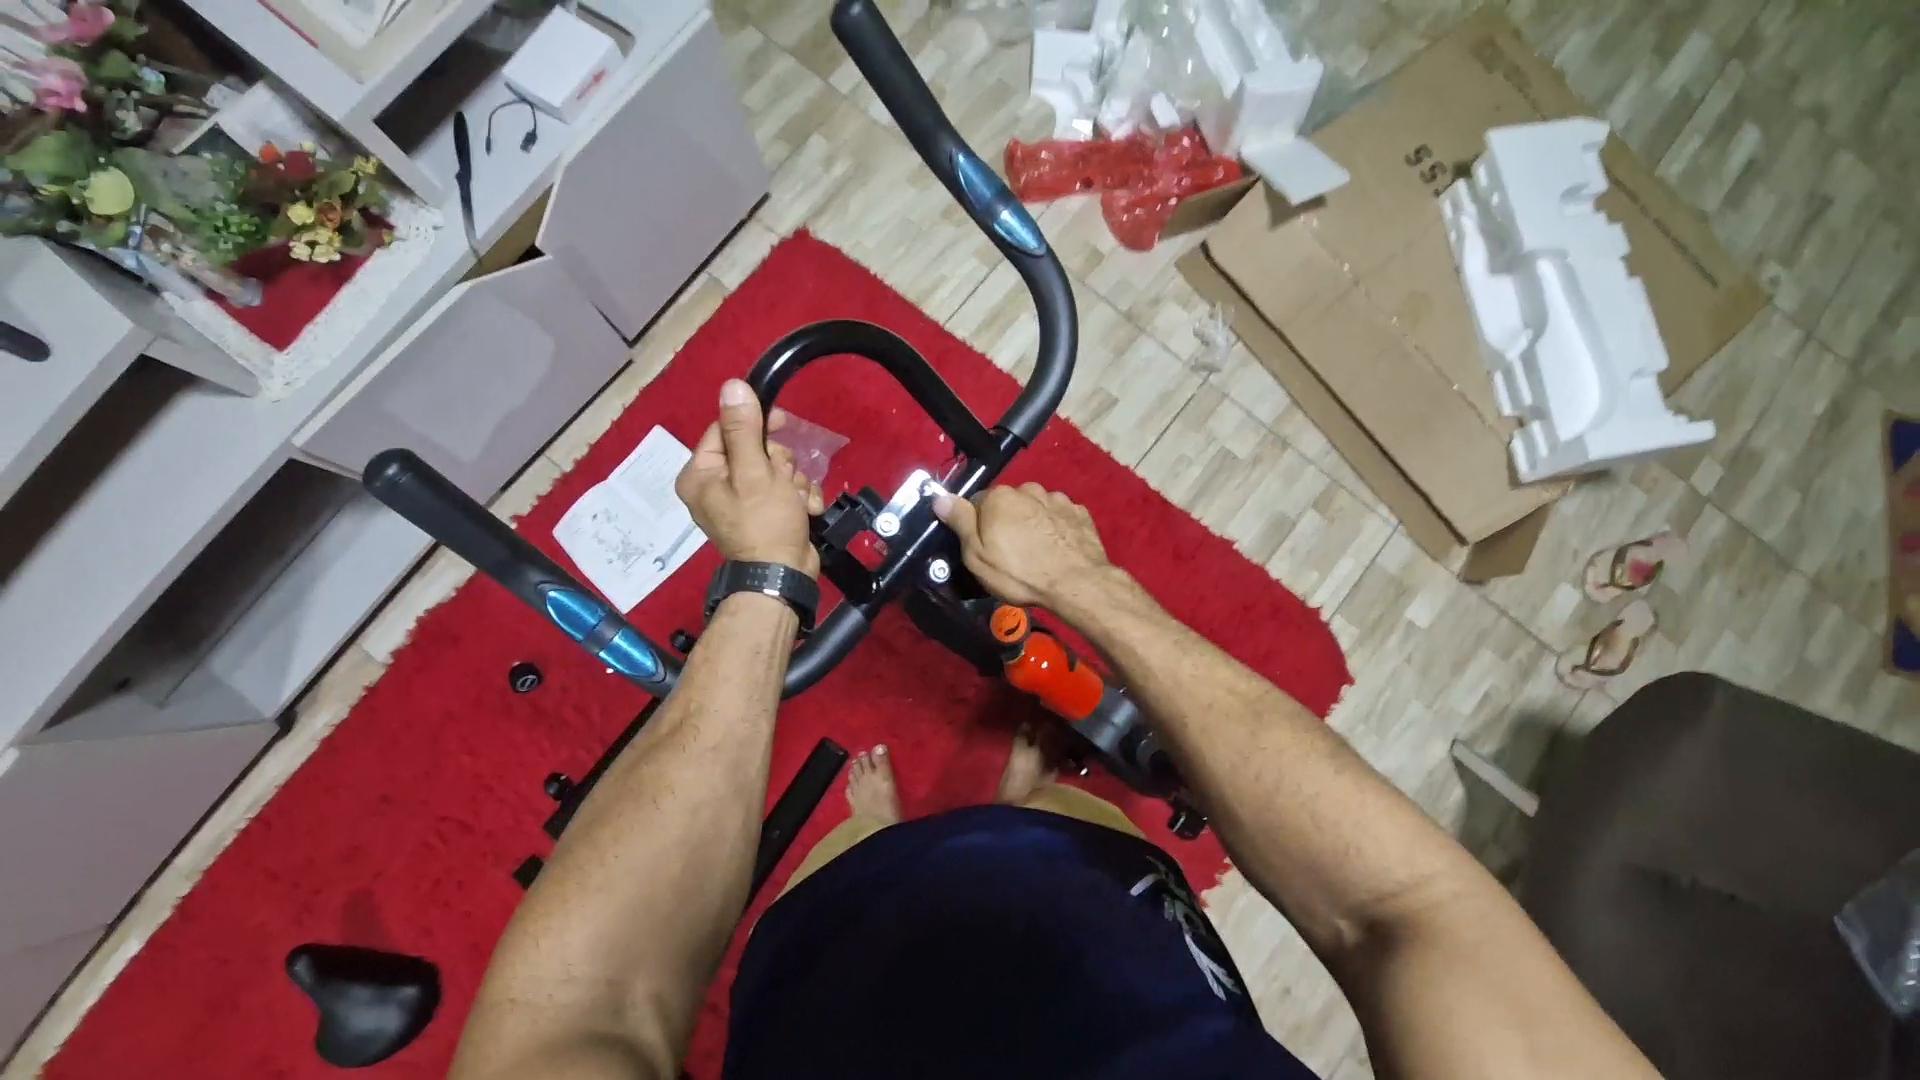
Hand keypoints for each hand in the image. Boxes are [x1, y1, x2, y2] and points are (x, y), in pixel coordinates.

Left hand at [676, 379, 824, 576]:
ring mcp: (740, 502)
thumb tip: (732, 385)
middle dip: (780, 463)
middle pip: (754, 449)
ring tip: (797, 501)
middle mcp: (715, 486)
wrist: (783, 575)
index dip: (756, 423)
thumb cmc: (764, 523)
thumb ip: (743, 428)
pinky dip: (798, 497)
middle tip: (785, 481)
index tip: (782, 421)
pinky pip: (783, 490)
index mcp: (701, 474)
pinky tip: (806, 509)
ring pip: (775, 469)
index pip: (726, 429)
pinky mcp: (763, 514)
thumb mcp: (754, 471)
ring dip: (794, 482)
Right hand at [931, 483, 1111, 607]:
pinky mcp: (1079, 513)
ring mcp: (1057, 499)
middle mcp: (1027, 489)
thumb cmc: (1019, 572)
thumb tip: (940, 497)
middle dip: (1007, 521)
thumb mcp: (977, 555)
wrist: (1076, 583)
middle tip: (1010, 552)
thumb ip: (960, 521)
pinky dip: (1056, 527)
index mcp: (998, 497)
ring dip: (1033, 522)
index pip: (977, 502)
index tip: (983, 546)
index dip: (978, 525)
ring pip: (1036, 507)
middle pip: (1009, 503)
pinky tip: (1057, 548)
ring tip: (1037, 551)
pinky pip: (1059, 516)